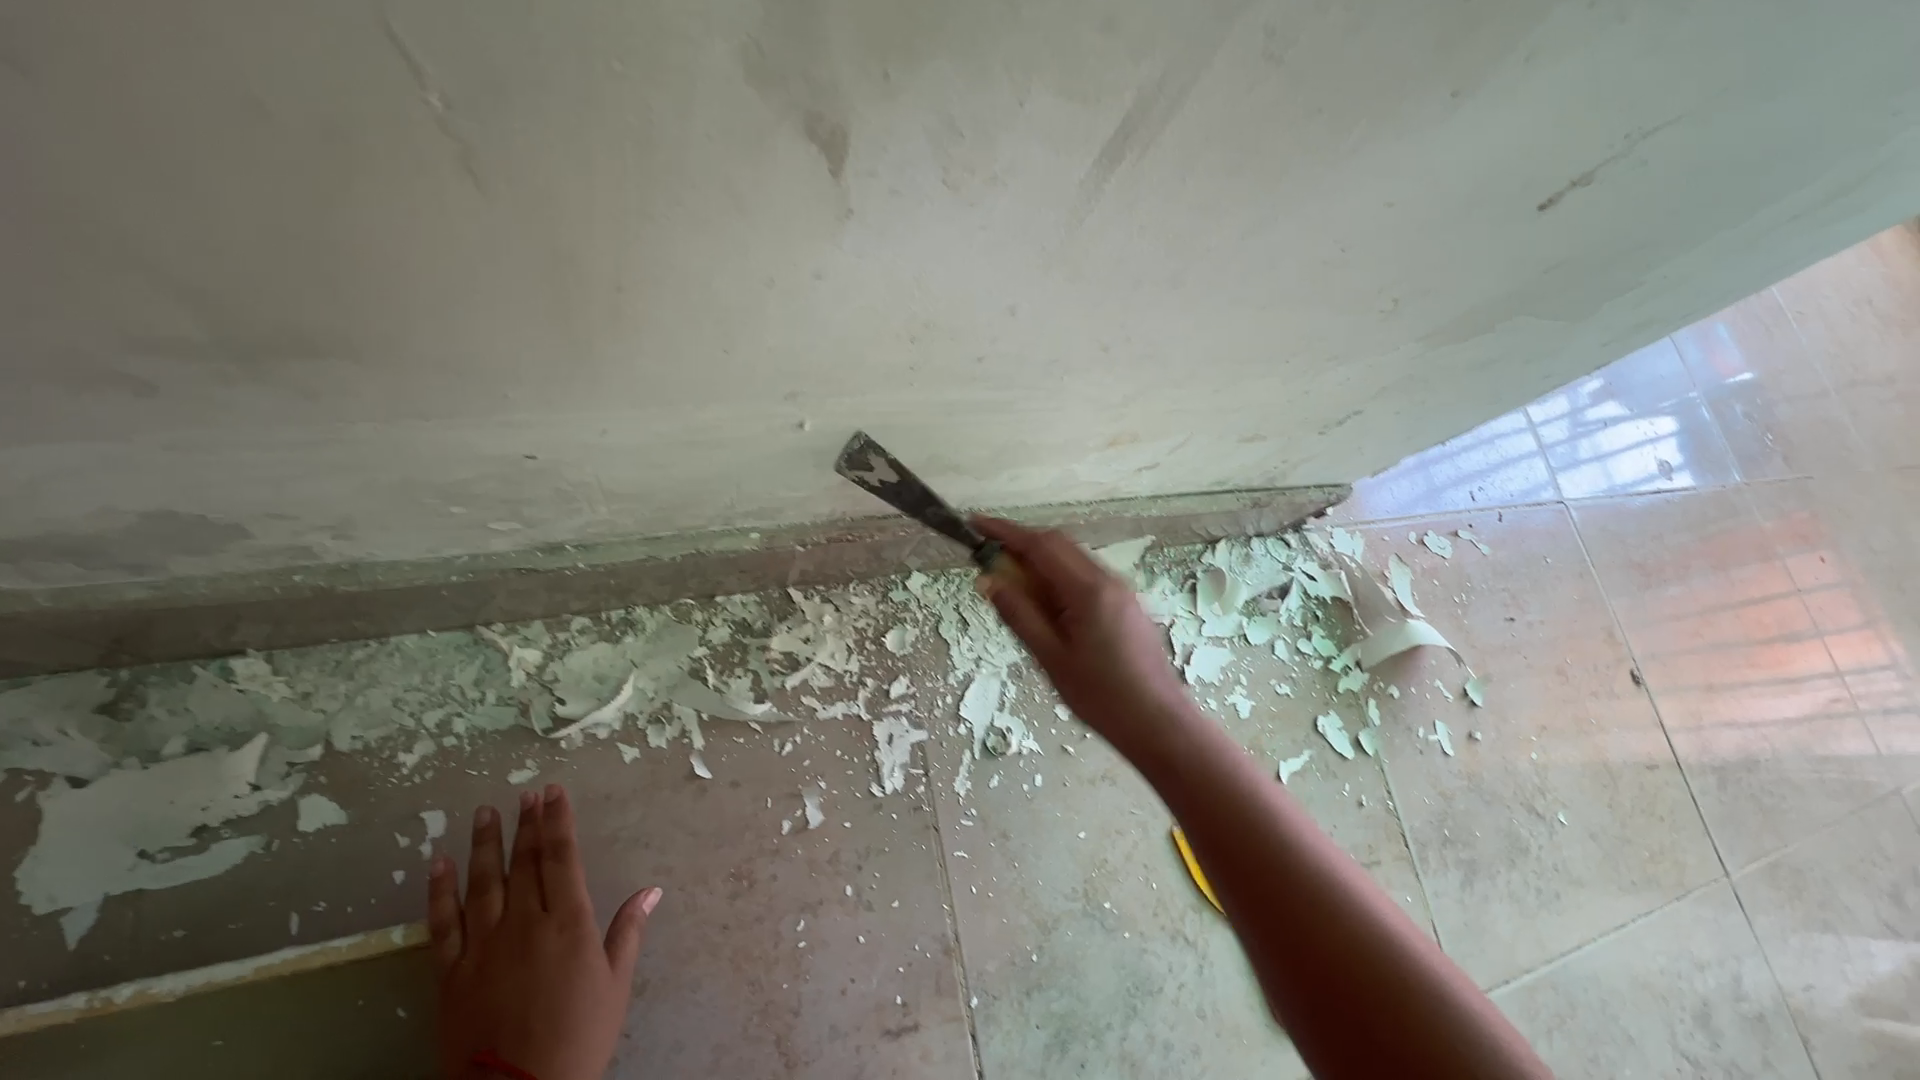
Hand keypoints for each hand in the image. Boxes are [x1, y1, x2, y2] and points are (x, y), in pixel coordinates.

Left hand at [427, 784, 661, 1079]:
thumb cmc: (579, 1037)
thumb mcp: (616, 985)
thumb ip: (628, 932)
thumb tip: (651, 891)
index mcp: (569, 923)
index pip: (561, 858)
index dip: (557, 822)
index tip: (553, 793)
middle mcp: (525, 923)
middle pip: (525, 862)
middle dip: (526, 824)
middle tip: (525, 793)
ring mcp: (483, 946)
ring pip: (482, 882)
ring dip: (484, 844)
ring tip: (484, 812)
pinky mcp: (450, 972)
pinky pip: (442, 923)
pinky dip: (439, 890)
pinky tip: (438, 863)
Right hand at [972, 516, 1205, 756]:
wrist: (1159, 722)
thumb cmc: (1101, 697)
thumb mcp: (1050, 658)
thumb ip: (1019, 615)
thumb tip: (989, 582)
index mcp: (1088, 590)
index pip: (1040, 545)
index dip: (1004, 531)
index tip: (975, 524)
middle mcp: (1108, 580)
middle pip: (1058, 545)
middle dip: (1021, 545)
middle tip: (988, 559)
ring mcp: (1122, 592)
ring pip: (1073, 561)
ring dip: (1040, 564)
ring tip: (1012, 587)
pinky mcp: (1127, 606)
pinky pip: (1087, 578)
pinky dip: (1060, 580)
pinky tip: (1046, 607)